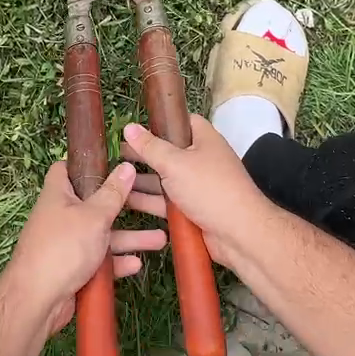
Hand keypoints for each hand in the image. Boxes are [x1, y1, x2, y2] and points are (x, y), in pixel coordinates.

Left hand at [0, 161, 166, 336]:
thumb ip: (113, 193)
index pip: (67, 168)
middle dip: (123, 206)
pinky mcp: (72, 268)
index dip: (86, 163)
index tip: (113, 163)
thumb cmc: (64, 247)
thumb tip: (127, 166)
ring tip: (160, 239)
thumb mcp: (94, 216)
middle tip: (150, 203)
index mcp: (58, 193)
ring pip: (101, 234)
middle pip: (94, 203)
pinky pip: (98, 260)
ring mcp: (66, 243)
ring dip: (128, 237)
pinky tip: (136, 264)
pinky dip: (115, 261)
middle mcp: (61, 215)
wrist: (37, 301)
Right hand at [121, 115, 279, 268]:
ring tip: (115, 178)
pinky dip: (151, 200)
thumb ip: (150, 147)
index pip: (180, 121)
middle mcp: (202, 158)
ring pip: (166, 179)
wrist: (239, 234)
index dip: (159, 122)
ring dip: (143, 180)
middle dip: (144, 154)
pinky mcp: (194, 209)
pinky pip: (168, 201)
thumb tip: (130, 127)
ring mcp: (198, 185)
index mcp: (204, 138)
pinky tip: (126, 200)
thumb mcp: (175, 164)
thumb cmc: (209, 189)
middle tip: (116, 154)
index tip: (135, 127)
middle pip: (169, 151)